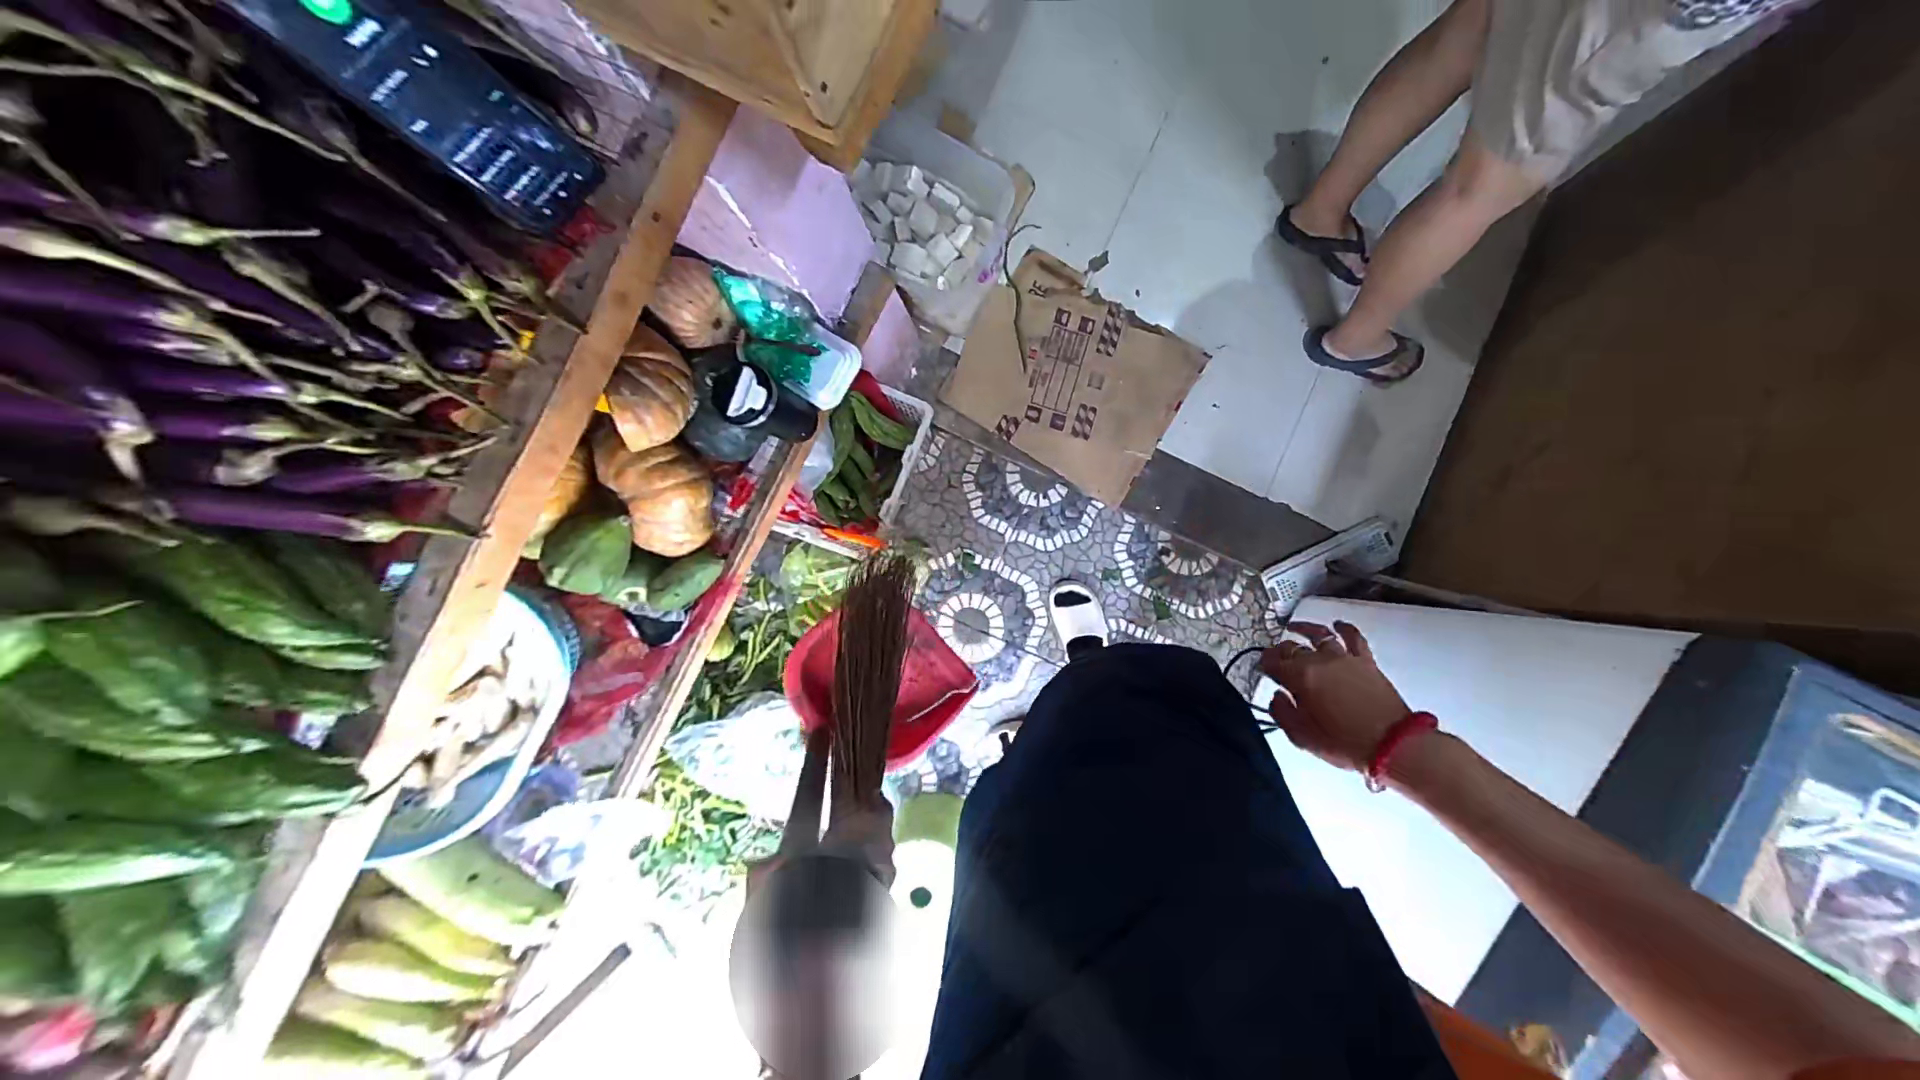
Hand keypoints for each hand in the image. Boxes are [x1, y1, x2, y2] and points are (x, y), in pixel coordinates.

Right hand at [1260, 620, 1412, 772]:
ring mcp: (1344, 658)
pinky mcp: (1366, 661)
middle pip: (1292, 647)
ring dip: (1304, 629)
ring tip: (1294, 627)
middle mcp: (1319, 660)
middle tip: (1276, 657)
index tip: (1263, 669)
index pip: (1273, 663)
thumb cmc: (1343, 742)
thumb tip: (1277, 696)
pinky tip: (1337, 624)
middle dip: (1279, 651)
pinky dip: (1344, 627)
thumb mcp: (1301, 736)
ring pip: (1319, 634)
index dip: (1265, 664)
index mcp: (1299, 677)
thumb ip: (1282, 712)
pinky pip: (1354, 637)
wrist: (1392, 744)